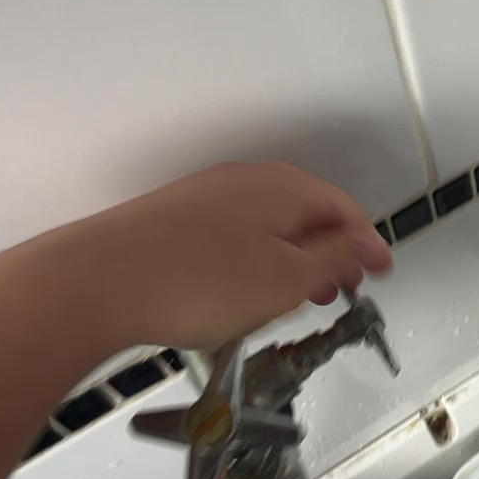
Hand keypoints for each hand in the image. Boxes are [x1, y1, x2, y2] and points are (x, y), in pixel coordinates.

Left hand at [0, 161, 392, 352]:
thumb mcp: (287, 279)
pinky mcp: (177, 221)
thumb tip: (360, 246)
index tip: (381, 270)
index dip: (368, 243)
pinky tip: (247, 292)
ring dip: (294, 258)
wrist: (97, 282)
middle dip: (331, 252)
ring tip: (299, 297)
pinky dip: (257, 259)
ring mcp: (207, 197)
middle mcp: (246, 181)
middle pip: (306, 213)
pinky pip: (235, 234)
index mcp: (283, 188)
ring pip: (268, 224)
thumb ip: (334, 260)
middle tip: (344, 288)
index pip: (343, 209)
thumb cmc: (197, 280)